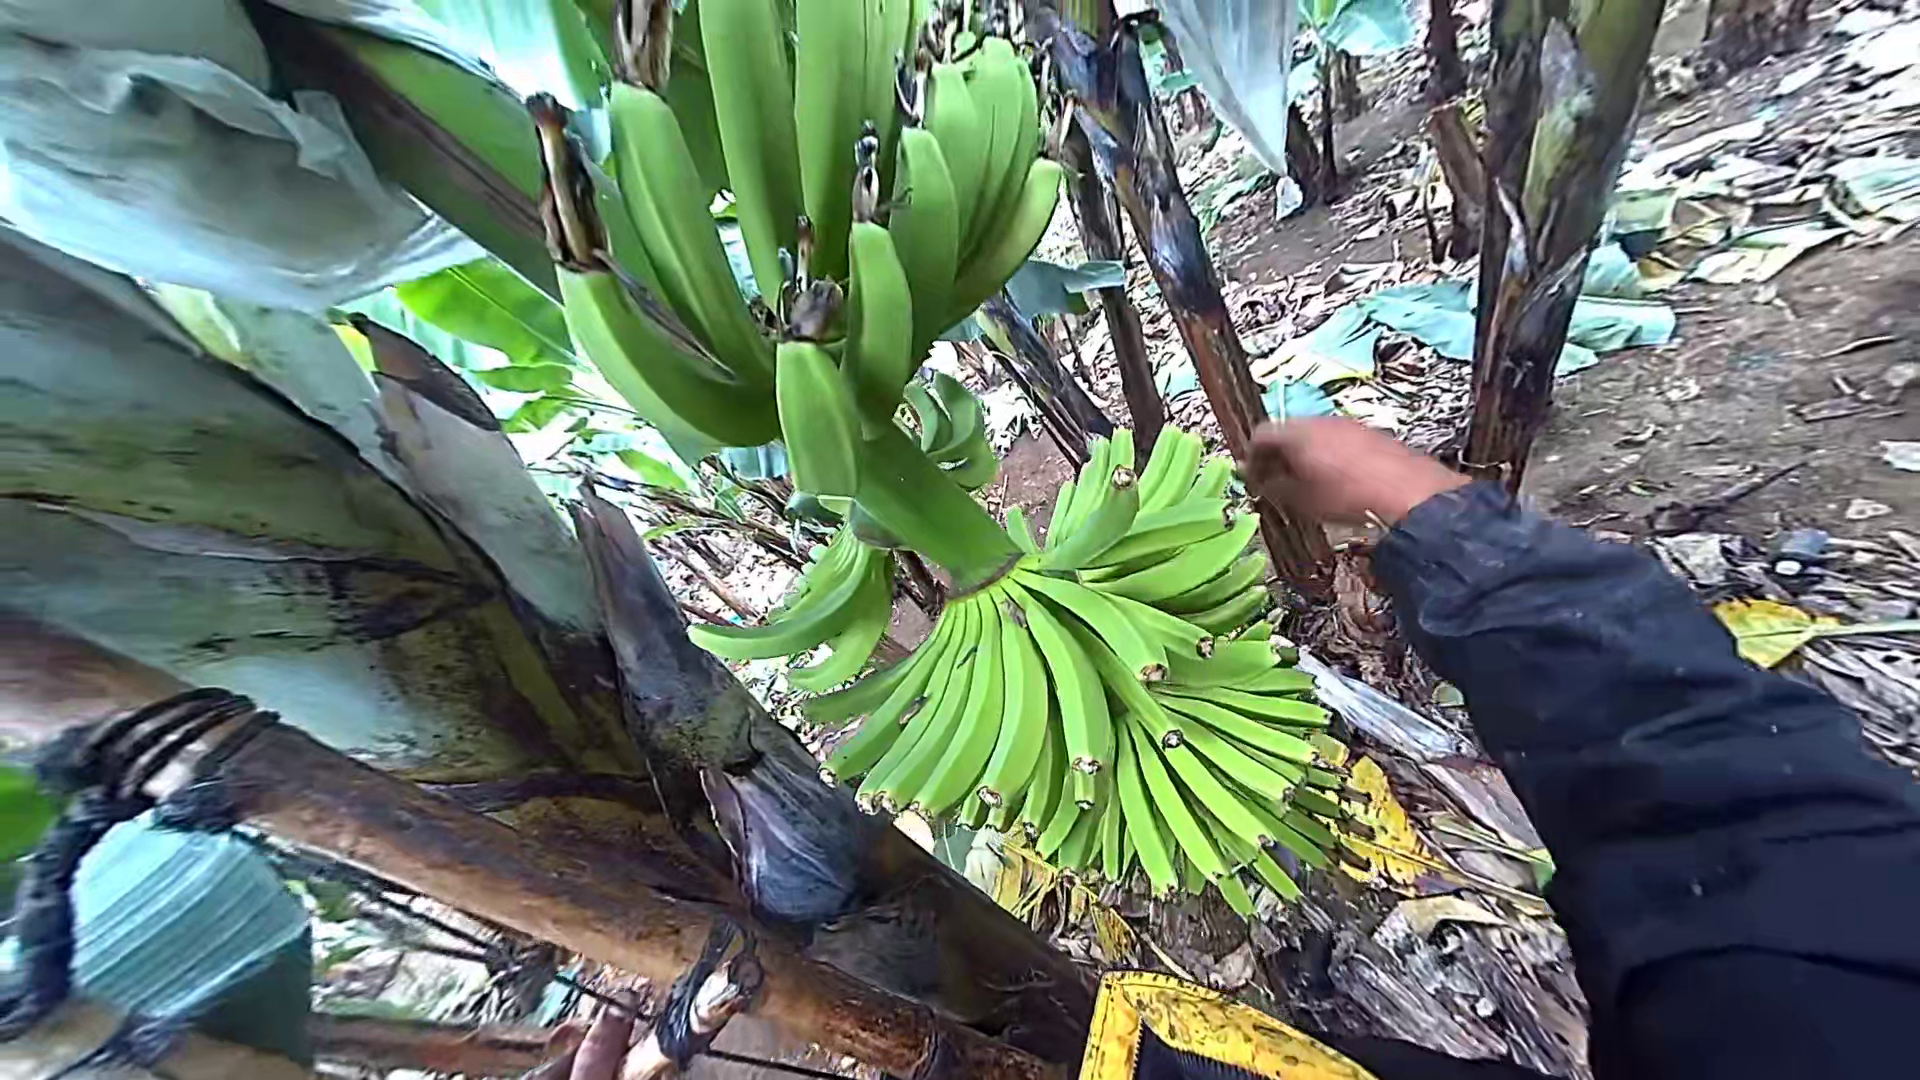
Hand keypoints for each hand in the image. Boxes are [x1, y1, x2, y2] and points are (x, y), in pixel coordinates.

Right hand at [1242, 417, 1468, 524]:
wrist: (1411, 495)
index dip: (1251, 457)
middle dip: (1276, 454)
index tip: (1252, 477)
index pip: (1260, 435)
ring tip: (1302, 481)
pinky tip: (1332, 478)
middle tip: (1274, 479)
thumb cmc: (1345, 498)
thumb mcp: (1299, 499)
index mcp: (1295, 433)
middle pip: (1285, 431)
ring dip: (1300, 454)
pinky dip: (1324, 454)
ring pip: (1311, 434)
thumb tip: (1258, 480)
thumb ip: (1271, 486)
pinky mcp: (1369, 432)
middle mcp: (1319, 421)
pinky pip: (1334, 438)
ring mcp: (1346, 424)